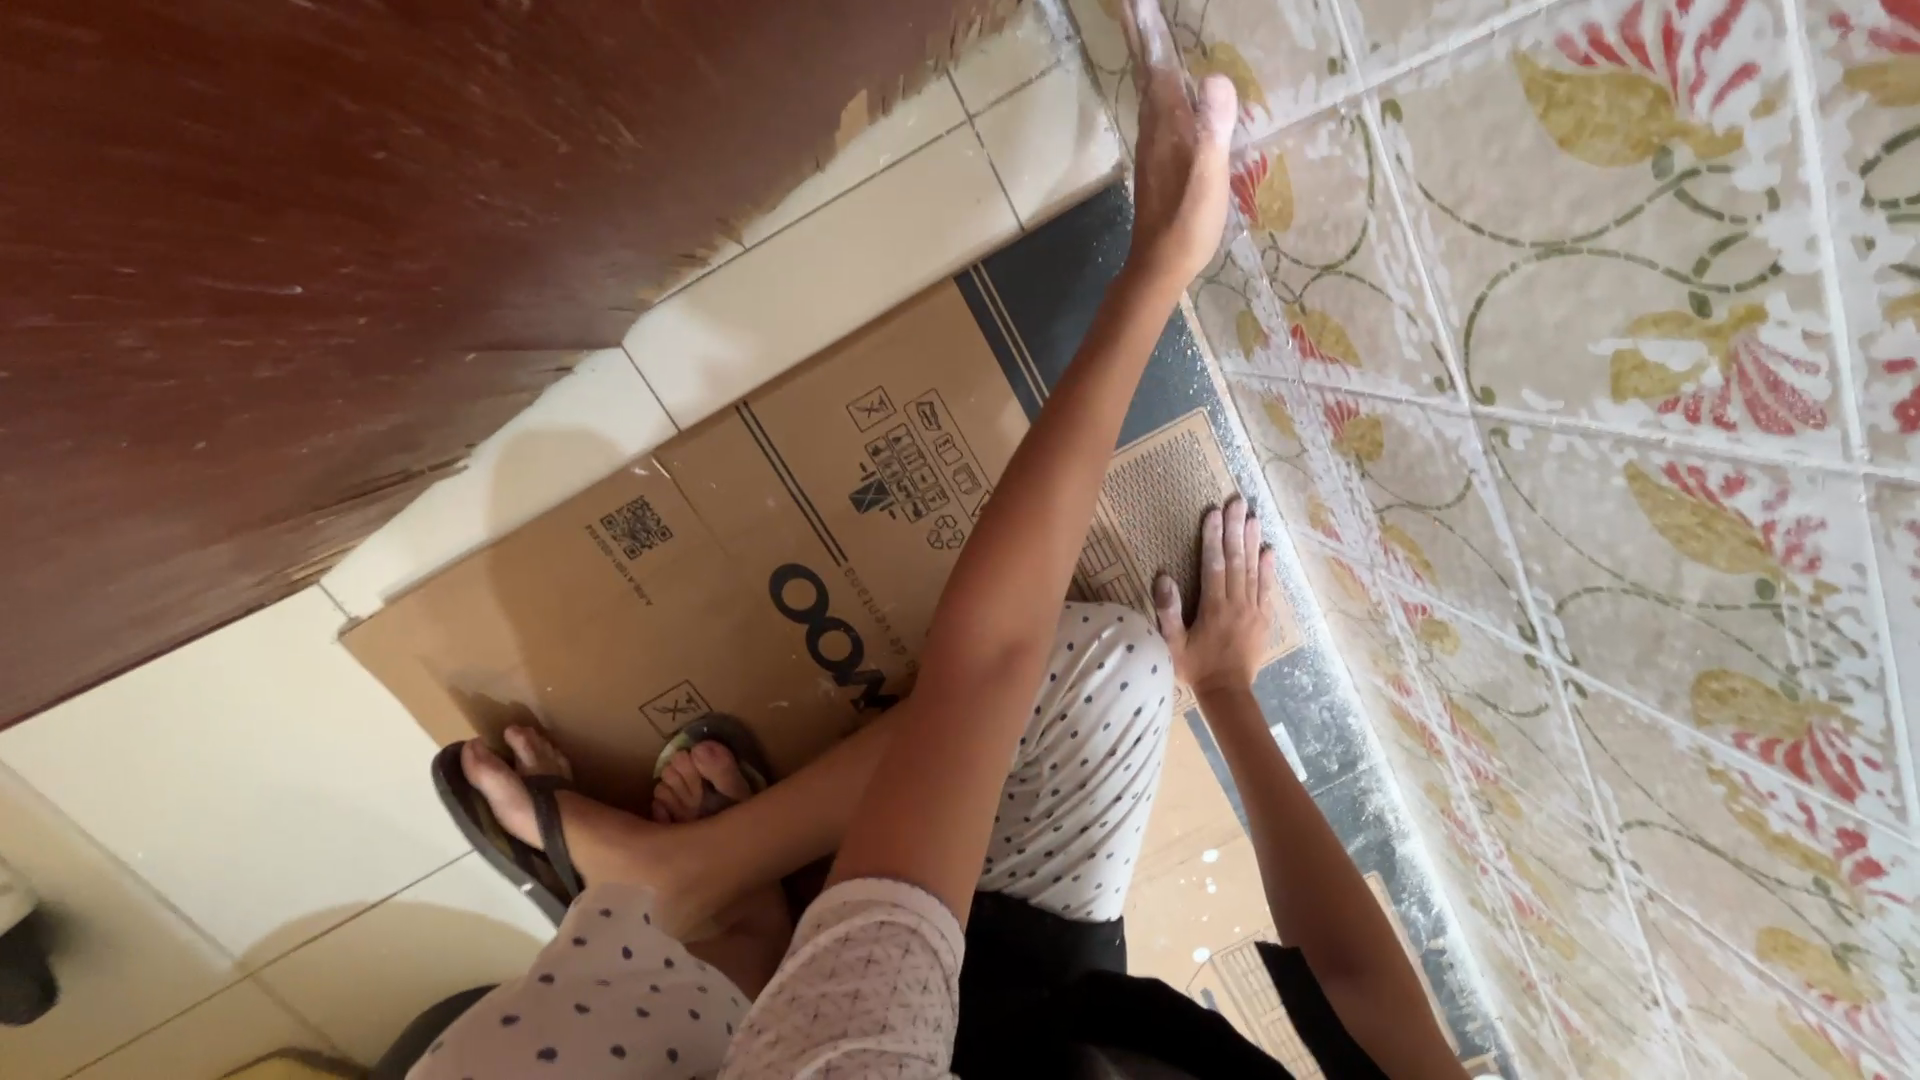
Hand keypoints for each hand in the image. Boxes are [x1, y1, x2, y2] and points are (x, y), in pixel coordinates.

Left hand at [1120, 0, 1236, 287]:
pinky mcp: (1158, 167)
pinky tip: (1165, 96)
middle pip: (1147, 78)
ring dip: (1148, 64)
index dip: (1151, 36)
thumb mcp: (1208, 179)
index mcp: (1167, 130)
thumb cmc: (1187, 226)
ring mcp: (1153, 152)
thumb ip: (1212, 130)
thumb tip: (1213, 78)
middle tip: (1135, 7)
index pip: (1158, 71)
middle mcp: (1154, 134)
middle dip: (1143, 41)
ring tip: (1149, 37)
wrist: (1159, 268)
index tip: (1138, 2)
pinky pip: (1156, 115)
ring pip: (1149, 96)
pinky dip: (1157, 92)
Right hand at [1155, 495, 1274, 696]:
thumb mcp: (1172, 643)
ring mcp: (1253, 609)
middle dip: (1235, 529)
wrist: (1228, 692)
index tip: (1212, 512)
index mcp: (1213, 606)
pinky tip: (1268, 550)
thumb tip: (1163, 577)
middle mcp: (1236, 603)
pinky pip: (1267, 588)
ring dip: (1252, 541)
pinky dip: (1268, 568)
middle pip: (1236, 559)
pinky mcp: (1264, 618)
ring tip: (1253, 516)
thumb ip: (1168, 611)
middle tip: (1237, 502)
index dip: (1212, 537)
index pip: (1213, 564)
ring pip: (1253, 569)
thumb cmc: (1195, 667)